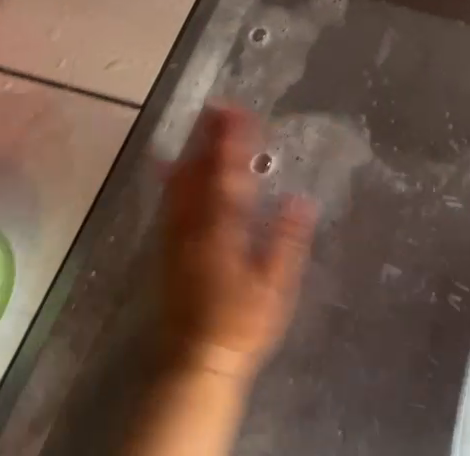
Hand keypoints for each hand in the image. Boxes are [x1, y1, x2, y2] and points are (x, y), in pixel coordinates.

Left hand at [161, 107, 317, 382]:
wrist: (197, 362)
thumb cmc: (243, 323)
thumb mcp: (276, 285)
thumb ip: (287, 241)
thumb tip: (301, 199)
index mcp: (224, 232)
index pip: (228, 177)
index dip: (232, 142)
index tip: (237, 111)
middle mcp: (195, 229)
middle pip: (199, 174)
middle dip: (209, 138)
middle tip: (218, 107)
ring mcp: (178, 240)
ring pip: (180, 186)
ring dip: (191, 152)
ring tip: (199, 127)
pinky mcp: (169, 253)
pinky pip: (169, 204)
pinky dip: (173, 179)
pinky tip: (172, 169)